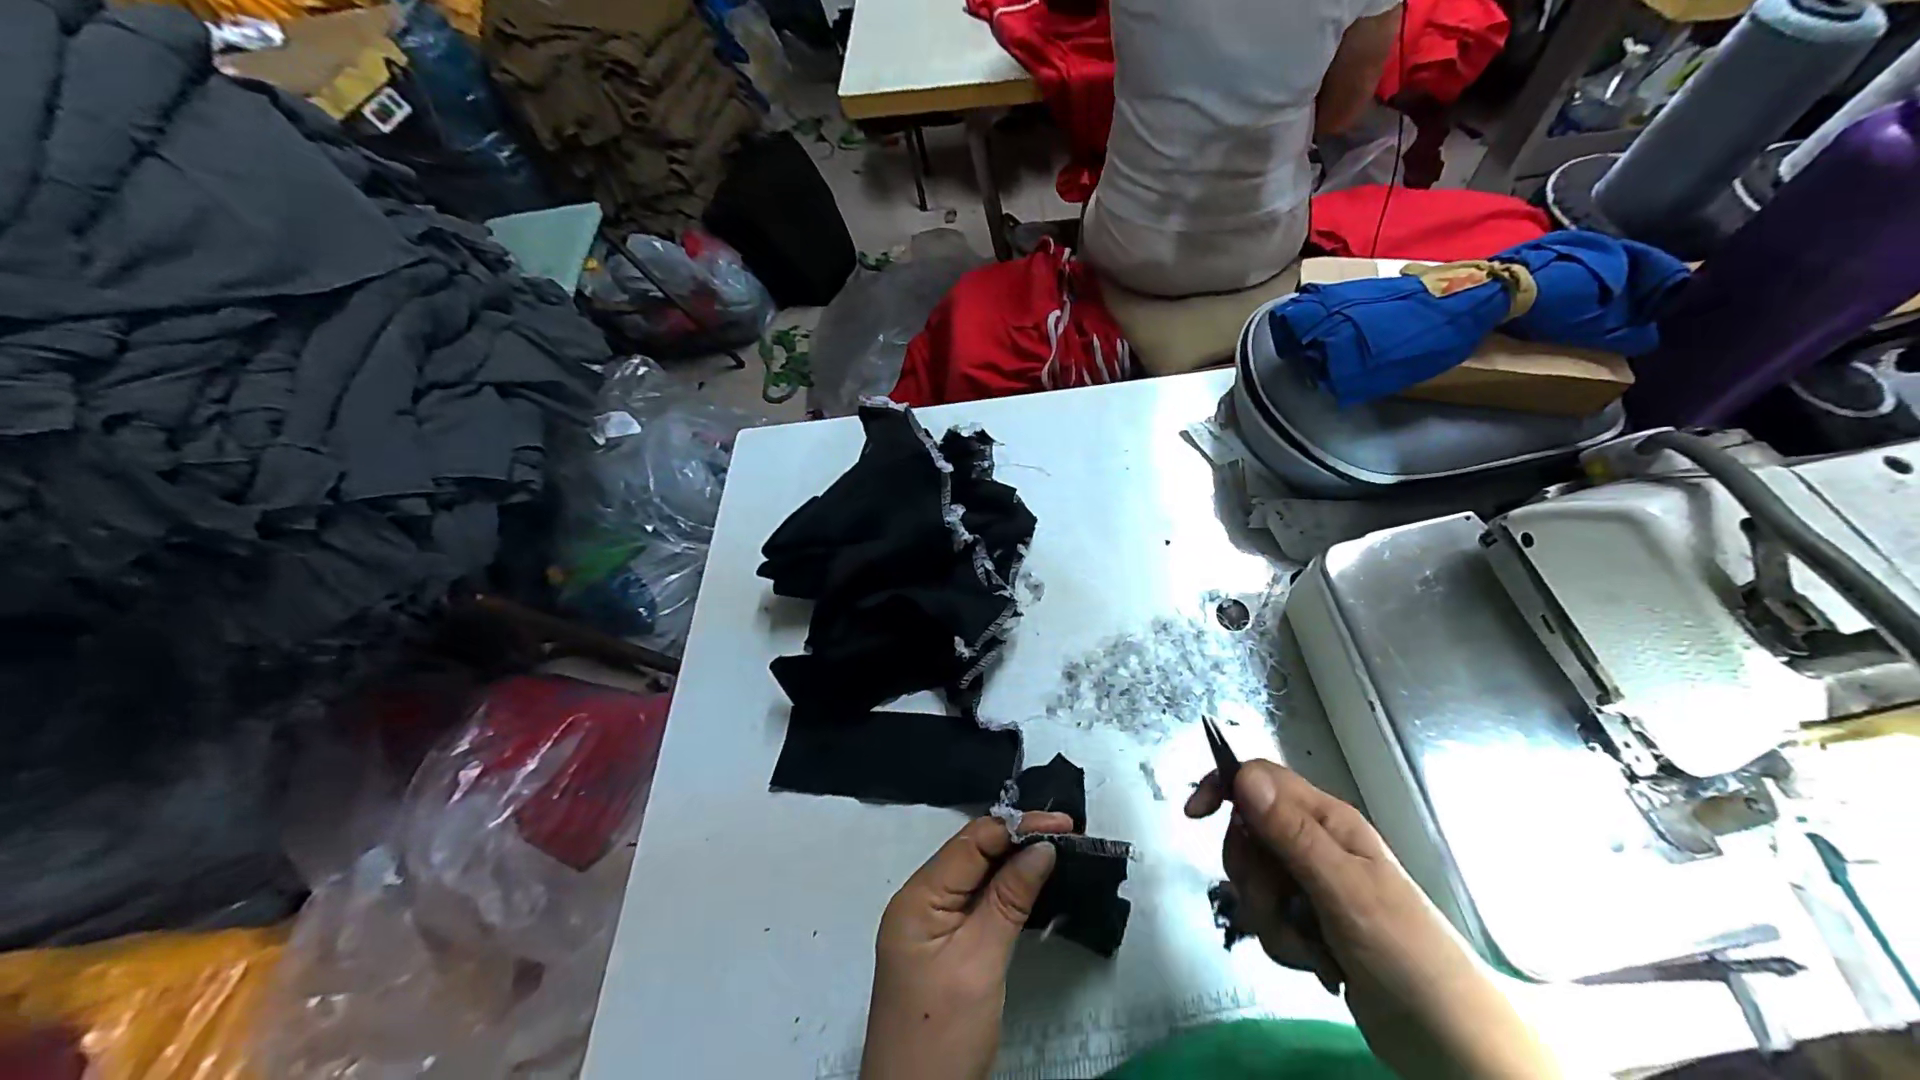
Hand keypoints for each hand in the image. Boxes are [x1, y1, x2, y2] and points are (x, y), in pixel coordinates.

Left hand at [861, 812, 1073, 1079]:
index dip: (1017, 826)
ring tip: (1060, 849)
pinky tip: (1033, 884)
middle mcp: (921, 901)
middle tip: (1069, 832)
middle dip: (1018, 838)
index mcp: (918, 897)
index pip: (971, 842)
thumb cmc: (942, 1034)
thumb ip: (1009, 899)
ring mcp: (932, 926)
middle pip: (973, 854)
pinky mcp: (947, 947)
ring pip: (978, 877)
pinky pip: (978, 903)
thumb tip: (1043, 847)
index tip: (1064, 823)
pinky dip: (1007, 890)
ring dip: (1015, 862)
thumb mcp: (979, 962)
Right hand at [1187, 761, 1562, 1079]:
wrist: (1449, 1042)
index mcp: (1328, 821)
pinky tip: (1317, 962)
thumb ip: (1290, 832)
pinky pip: (1267, 917)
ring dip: (1270, 917)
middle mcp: (1315, 845)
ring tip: (1311, 945)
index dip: (1224, 788)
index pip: (1261, 780)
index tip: (1195, 816)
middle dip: (1253, 875)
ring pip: (1253, 880)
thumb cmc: (1405, 953)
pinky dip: (1282, 942)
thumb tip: (1243, 774)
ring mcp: (1311, 885)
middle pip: (1248, 834)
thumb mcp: (1343, 890)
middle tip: (1281, 903)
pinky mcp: (1309, 922)